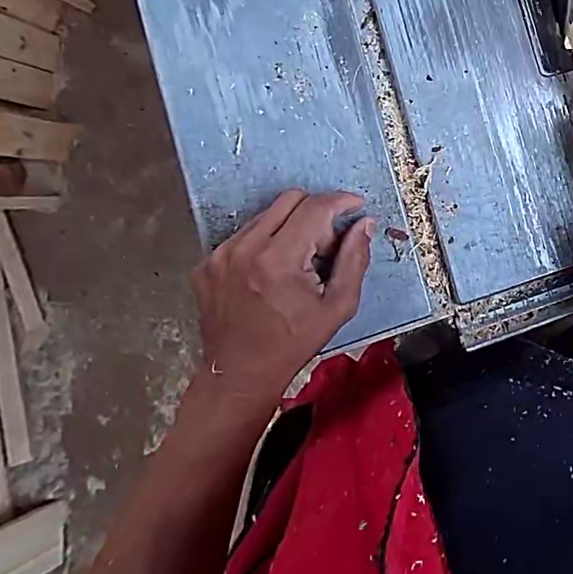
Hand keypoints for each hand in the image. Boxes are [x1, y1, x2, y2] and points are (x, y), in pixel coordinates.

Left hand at [189, 190, 373, 408]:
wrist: (239, 374)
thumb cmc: (293, 343)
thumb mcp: (339, 305)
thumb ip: (355, 259)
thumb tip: (364, 224)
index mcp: (278, 260)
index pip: (315, 208)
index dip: (341, 202)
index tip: (356, 206)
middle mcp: (244, 249)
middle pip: (291, 199)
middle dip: (317, 212)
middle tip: (327, 242)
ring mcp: (220, 255)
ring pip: (267, 214)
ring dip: (292, 226)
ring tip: (299, 261)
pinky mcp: (208, 263)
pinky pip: (246, 233)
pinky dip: (267, 240)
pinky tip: (274, 270)